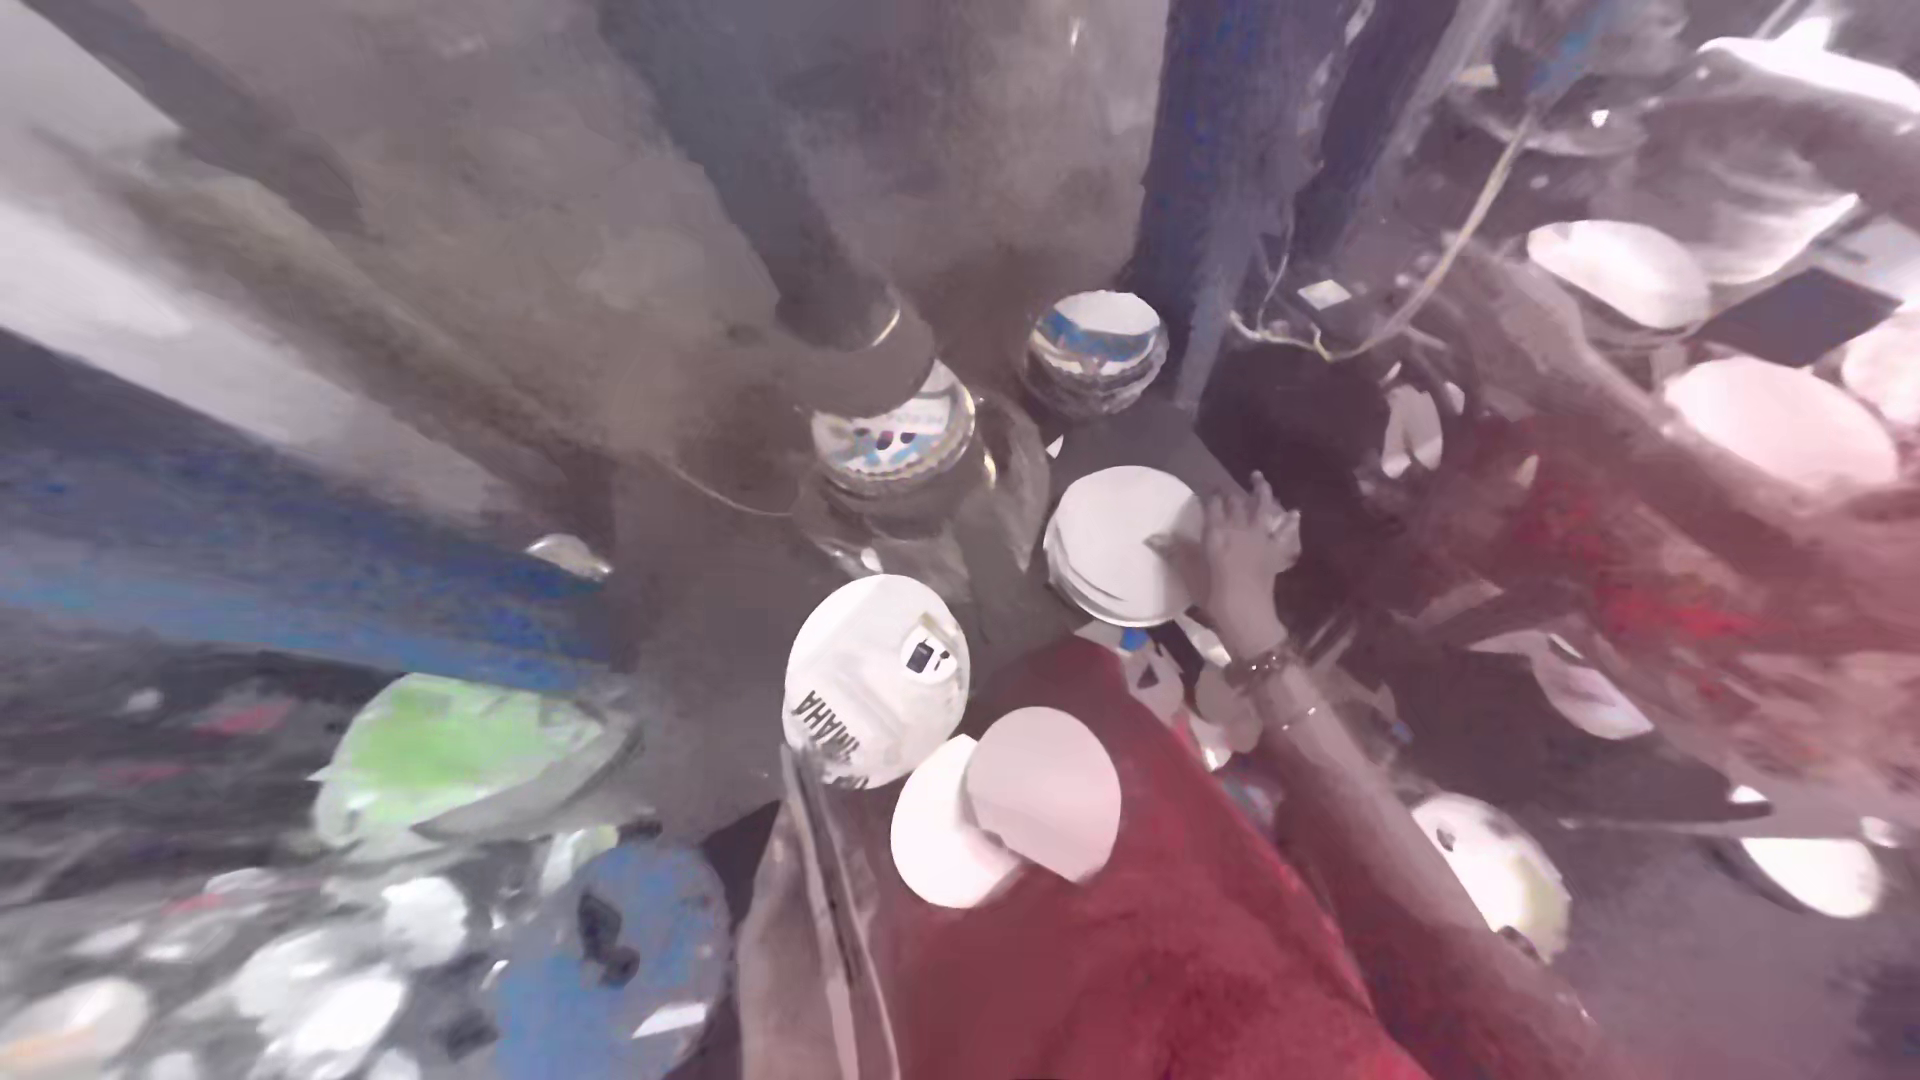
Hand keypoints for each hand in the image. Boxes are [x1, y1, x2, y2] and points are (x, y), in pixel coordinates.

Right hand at [1156, 471, 1299, 659]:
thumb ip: (1174, 552)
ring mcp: (1261, 538)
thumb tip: (1152, 537)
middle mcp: (1239, 528)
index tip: (1204, 487)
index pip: (1212, 504)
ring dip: (1260, 490)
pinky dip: (1290, 521)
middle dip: (1229, 491)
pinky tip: (1295, 513)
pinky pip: (1285, 532)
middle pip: (1235, 502)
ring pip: (1262, 507)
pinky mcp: (1275, 552)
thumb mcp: (1189, 573)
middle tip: (1222, 485)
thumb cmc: (1213, 595)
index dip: (1208, 493)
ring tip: (1257, 477)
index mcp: (1216, 532)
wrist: (1247, 615)